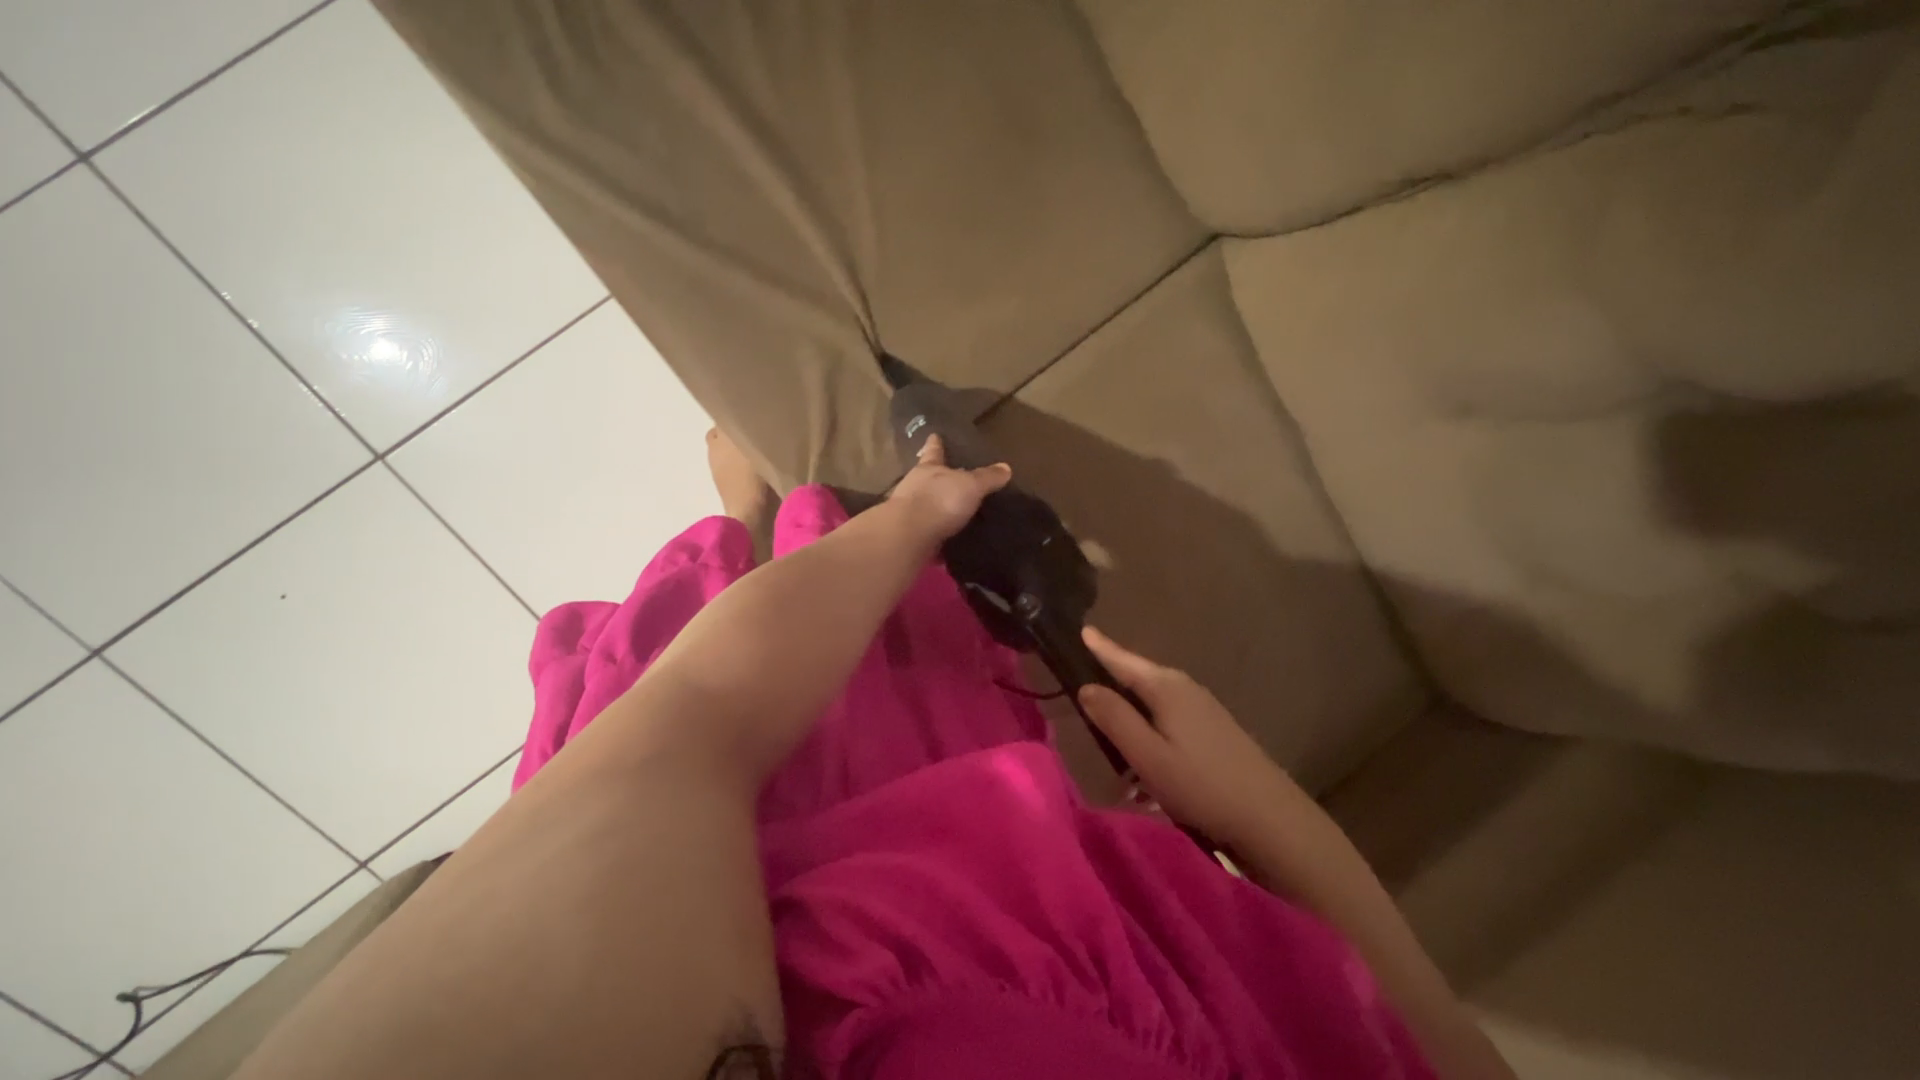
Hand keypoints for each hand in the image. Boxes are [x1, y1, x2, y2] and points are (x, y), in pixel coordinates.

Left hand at [886, 434, 1012, 540]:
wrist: (909, 534)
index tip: (934, 435)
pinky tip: (945, 537)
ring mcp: (908, 510)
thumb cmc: (940, 500)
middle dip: (935, 476)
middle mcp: (915, 485)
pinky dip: (934, 531)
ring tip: (951, 511)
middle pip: (926, 476)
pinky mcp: (908, 533)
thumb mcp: (971, 485)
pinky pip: (925, 528)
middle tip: (948, 477)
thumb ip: (987, 477)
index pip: (934, 451)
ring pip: (923, 502)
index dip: (935, 443)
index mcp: (929, 468)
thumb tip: (1006, 467)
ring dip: (935, 506)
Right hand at [1078, 627, 1294, 846]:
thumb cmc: (1200, 784)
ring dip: (1130, 724)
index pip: (1122, 659)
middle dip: (1110, 686)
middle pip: (1137, 680)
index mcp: (1165, 687)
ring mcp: (1202, 709)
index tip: (1080, 629)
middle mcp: (1184, 689)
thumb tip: (1086, 687)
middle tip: (1080, 694)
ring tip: (1109, 749)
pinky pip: (1168, 725)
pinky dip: (1150, 740)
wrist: (1269, 816)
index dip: (1099, 647)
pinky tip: (1145, 773)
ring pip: (1152, 706)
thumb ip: (1114, 718)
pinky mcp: (1212, 731)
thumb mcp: (1147, 755)